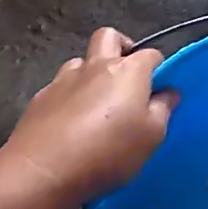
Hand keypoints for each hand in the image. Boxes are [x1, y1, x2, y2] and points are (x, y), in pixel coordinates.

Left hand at [0, 28, 175, 204]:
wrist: (43, 172)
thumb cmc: (109, 151)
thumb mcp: (152, 135)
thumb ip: (163, 109)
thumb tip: (167, 92)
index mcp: (128, 70)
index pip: (150, 54)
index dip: (158, 68)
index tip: (159, 89)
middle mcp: (96, 66)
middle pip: (109, 37)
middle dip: (121, 48)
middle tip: (127, 77)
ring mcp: (63, 79)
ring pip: (81, 62)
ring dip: (92, 74)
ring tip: (96, 104)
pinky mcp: (40, 98)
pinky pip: (61, 87)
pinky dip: (71, 97)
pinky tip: (72, 124)